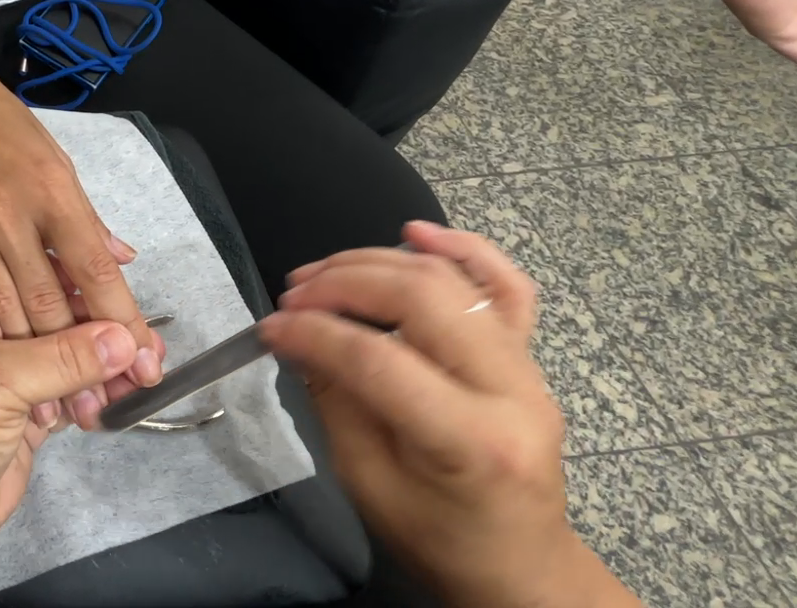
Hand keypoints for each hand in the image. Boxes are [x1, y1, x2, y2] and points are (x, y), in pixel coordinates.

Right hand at [0, 34, 164, 428]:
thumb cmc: (6, 125)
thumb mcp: (58, 160)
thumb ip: (87, 216)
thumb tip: (121, 258)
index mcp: (54, 192)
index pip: (95, 268)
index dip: (123, 320)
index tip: (144, 363)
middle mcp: (13, 214)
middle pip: (51, 299)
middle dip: (79, 357)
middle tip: (100, 403)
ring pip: (6, 303)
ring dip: (32, 356)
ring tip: (56, 402)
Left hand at [0, 292, 138, 570]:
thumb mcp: (0, 381)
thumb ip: (64, 357)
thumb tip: (125, 338)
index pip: (32, 278)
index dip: (81, 287)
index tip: (127, 299)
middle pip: (56, 318)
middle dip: (103, 333)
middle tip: (148, 349)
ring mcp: (8, 373)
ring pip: (68, 358)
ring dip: (105, 368)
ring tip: (144, 377)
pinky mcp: (25, 412)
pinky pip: (70, 392)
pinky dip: (96, 396)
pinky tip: (124, 398)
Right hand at [261, 223, 630, 607]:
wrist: (521, 565)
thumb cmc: (437, 536)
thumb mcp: (365, 480)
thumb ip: (334, 397)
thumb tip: (295, 335)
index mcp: (472, 441)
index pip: (378, 359)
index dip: (312, 333)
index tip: (268, 329)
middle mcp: (512, 391)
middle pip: (420, 298)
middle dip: (341, 284)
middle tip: (293, 295)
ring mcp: (528, 367)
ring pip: (448, 279)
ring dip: (373, 262)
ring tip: (320, 273)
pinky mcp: (528, 354)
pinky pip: (505, 285)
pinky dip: (460, 248)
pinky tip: (414, 232)